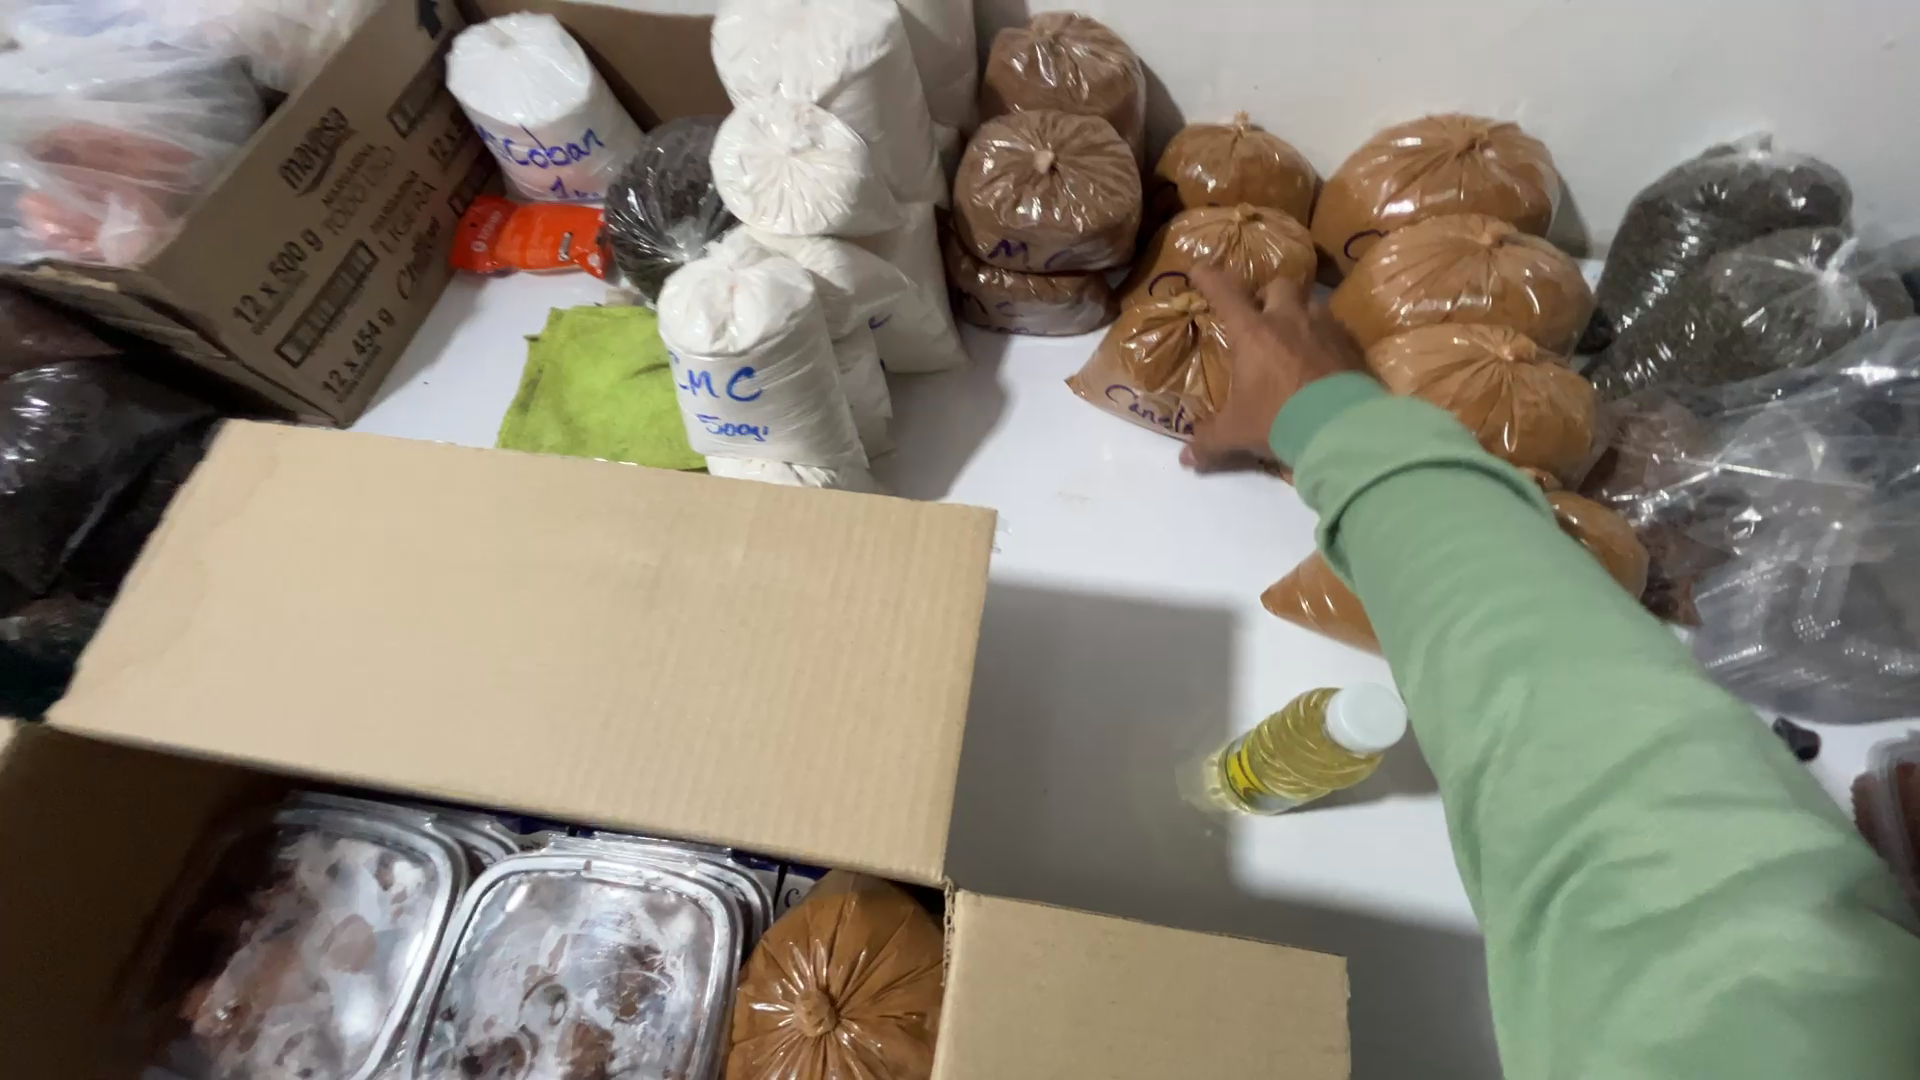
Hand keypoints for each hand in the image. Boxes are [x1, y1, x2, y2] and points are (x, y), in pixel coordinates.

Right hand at [1182, 267, 1370, 472]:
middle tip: (1260, 315)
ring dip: (1299, 315)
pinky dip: (1325, 339)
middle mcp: (1290, 320)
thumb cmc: (1278, 420)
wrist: (1343, 428)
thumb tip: (1187, 459)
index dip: (1209, 279)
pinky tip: (1322, 360)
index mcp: (1253, 333)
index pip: (1226, 294)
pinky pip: (1337, 331)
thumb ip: (1209, 440)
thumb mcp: (1235, 433)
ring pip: (1312, 304)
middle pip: (1278, 286)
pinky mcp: (1353, 346)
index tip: (1198, 269)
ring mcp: (1326, 329)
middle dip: (1267, 295)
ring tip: (1294, 337)